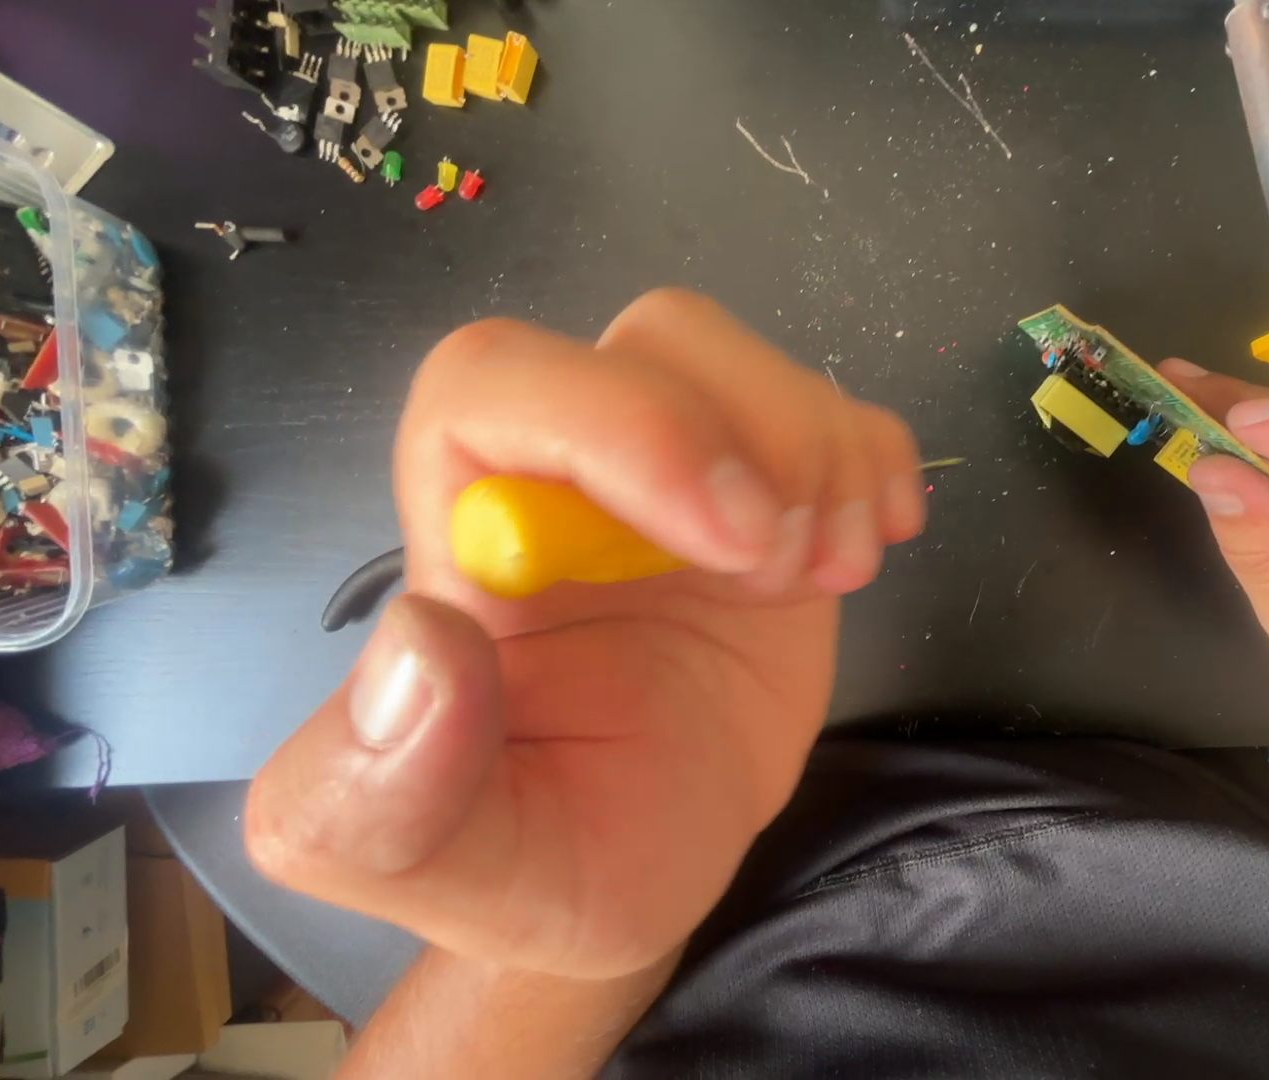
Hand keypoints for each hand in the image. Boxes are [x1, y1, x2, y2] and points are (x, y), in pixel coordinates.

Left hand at [245, 290, 923, 979]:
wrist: (674, 850)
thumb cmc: (565, 859)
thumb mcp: (464, 868)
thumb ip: (383, 795)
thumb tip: (423, 637)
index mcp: (477, 539)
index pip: (500, 383)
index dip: (624, 423)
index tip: (731, 542)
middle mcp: (576, 480)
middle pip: (660, 340)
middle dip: (761, 442)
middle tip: (790, 574)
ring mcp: (686, 481)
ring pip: (750, 364)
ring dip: (824, 458)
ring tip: (833, 572)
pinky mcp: (775, 496)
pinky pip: (833, 412)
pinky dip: (876, 453)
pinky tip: (885, 531)